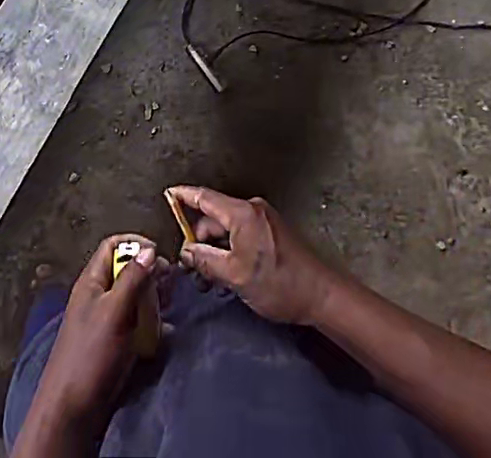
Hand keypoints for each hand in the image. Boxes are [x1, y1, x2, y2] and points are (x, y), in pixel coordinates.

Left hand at [31, 234, 166, 420]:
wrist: (73, 406)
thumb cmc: (91, 354)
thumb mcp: (114, 311)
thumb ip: (132, 279)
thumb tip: (149, 250)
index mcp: (92, 280)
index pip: (113, 246)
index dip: (135, 244)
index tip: (159, 255)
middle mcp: (98, 294)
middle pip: (126, 270)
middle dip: (148, 273)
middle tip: (168, 284)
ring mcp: (106, 318)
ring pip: (133, 296)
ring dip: (151, 299)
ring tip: (167, 306)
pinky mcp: (114, 340)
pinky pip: (135, 322)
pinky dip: (149, 322)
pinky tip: (162, 331)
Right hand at [166, 186, 339, 325]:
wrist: (322, 296)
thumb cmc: (279, 283)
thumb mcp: (234, 275)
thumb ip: (205, 260)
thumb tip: (186, 253)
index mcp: (241, 213)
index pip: (204, 197)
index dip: (183, 195)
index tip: (167, 194)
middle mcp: (252, 209)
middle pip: (214, 215)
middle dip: (198, 236)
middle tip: (190, 263)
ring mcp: (263, 220)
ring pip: (227, 227)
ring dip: (214, 246)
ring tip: (209, 274)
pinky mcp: (271, 232)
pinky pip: (240, 233)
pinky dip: (229, 247)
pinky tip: (226, 270)